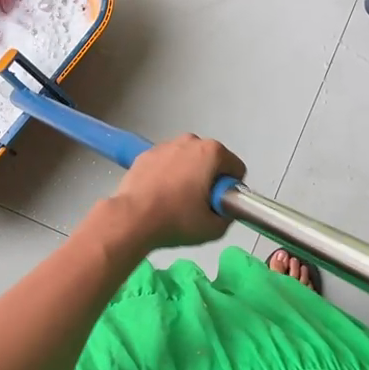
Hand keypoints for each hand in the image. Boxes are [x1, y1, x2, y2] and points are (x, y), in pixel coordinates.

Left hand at [103, 134, 243, 249]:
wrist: (132, 219)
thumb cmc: (176, 220)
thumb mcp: (214, 228)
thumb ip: (228, 215)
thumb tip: (224, 210)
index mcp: (211, 152)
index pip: (236, 169)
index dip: (229, 190)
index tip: (217, 204)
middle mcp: (189, 141)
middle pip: (211, 161)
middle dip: (209, 179)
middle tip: (198, 205)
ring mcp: (164, 145)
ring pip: (187, 160)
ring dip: (187, 176)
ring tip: (176, 201)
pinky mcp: (145, 154)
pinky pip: (165, 164)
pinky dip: (166, 175)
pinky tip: (159, 195)